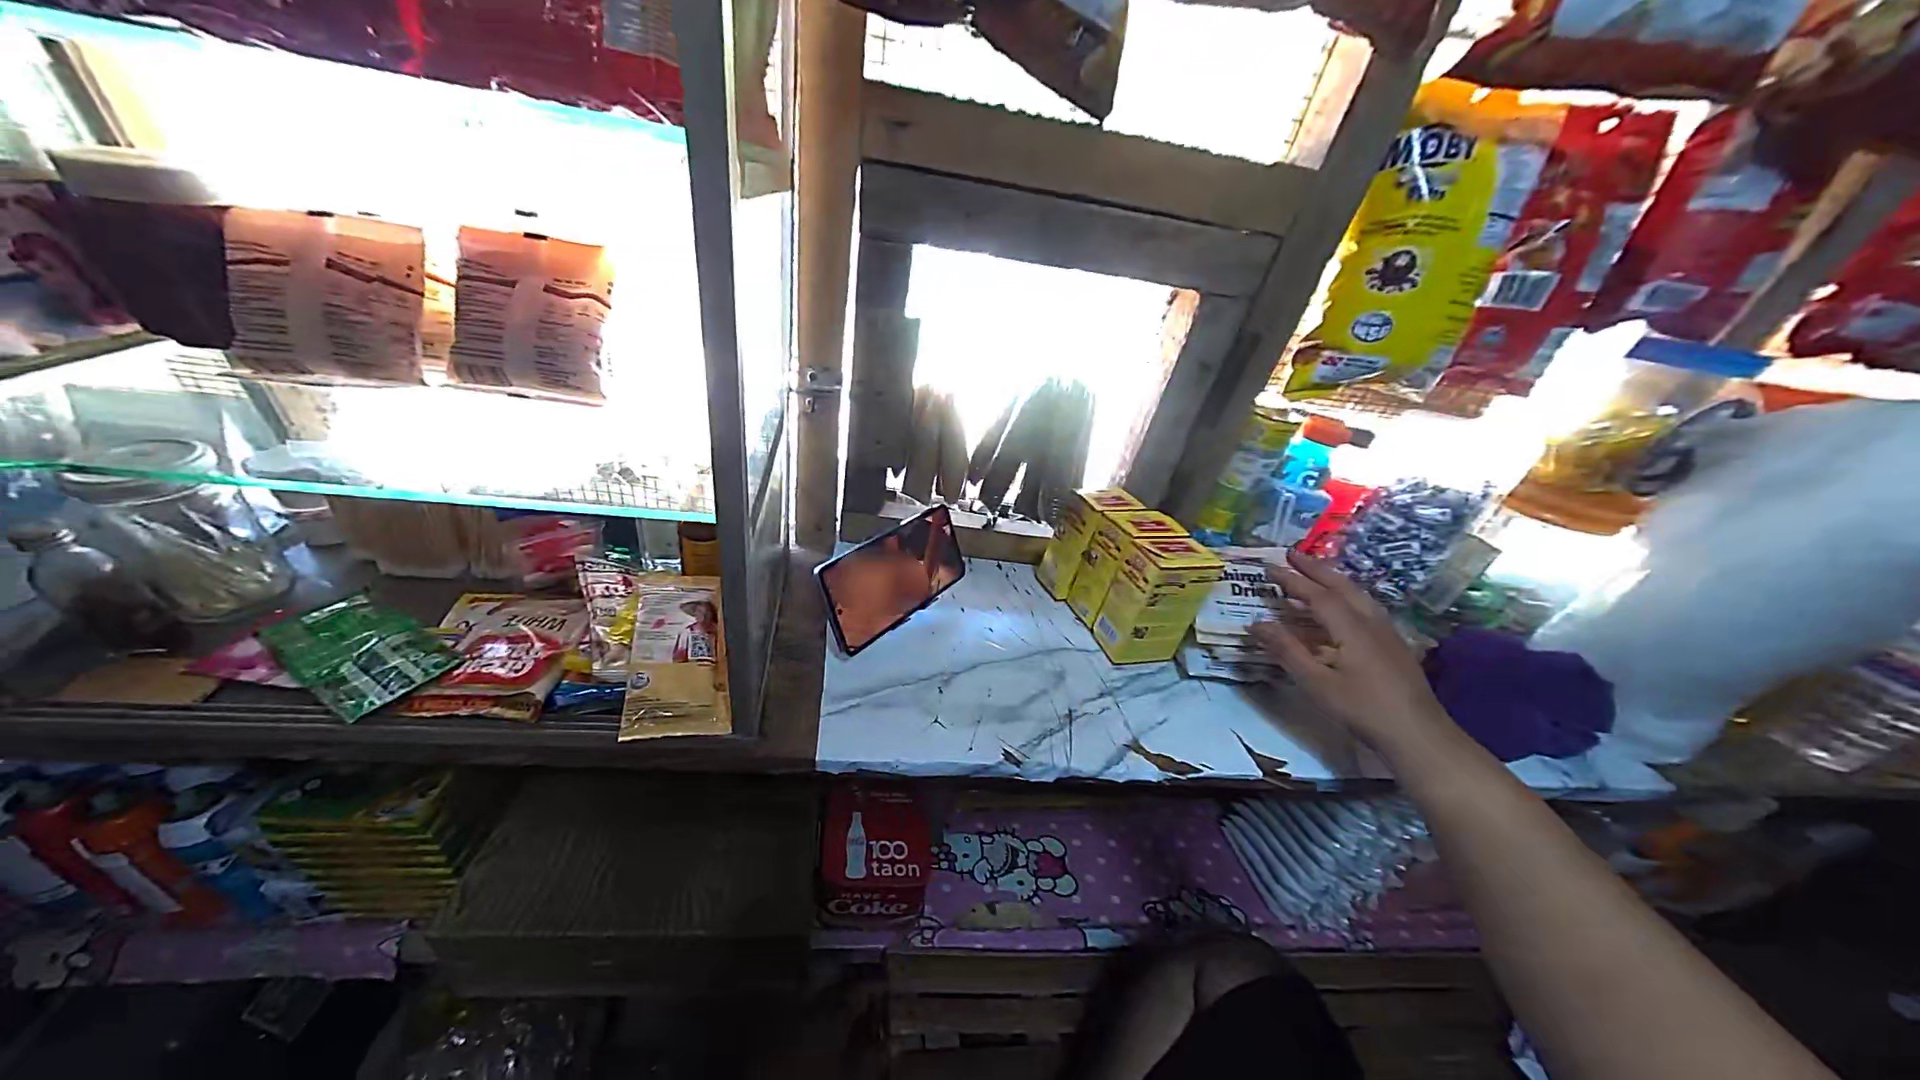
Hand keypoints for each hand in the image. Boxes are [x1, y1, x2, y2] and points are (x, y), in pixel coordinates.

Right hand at [1248, 550, 1454, 753]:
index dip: (1292, 580)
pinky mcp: (1394, 644)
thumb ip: (1287, 650)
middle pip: (1342, 586)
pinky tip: (1343, 605)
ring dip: (1333, 579)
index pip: (1318, 594)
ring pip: (1358, 594)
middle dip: (1315, 569)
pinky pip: (1366, 607)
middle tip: (1292, 554)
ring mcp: (1387, 632)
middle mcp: (1371, 622)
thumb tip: (1256, 623)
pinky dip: (1347, 595)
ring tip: (1314, 573)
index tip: (1268, 568)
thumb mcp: (1316, 683)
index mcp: (1351, 628)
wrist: (1419, 735)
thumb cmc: (1363, 709)